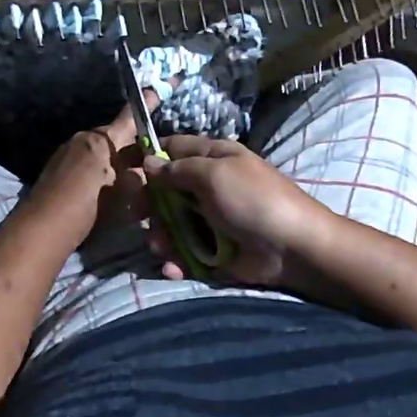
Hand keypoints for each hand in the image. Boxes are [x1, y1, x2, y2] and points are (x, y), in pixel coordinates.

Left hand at [23, 106, 143, 240]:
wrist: (42, 227)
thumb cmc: (88, 206)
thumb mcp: (122, 194)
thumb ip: (137, 180)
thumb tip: (141, 173)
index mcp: (102, 140)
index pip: (129, 118)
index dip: (145, 105)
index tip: (156, 91)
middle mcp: (83, 140)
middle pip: (114, 139)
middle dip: (131, 149)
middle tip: (148, 166)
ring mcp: (65, 155)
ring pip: (99, 154)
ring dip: (113, 165)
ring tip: (128, 185)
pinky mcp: (55, 172)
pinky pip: (84, 166)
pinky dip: (98, 175)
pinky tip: (104, 195)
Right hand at [143, 135, 331, 287]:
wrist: (292, 248)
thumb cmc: (253, 200)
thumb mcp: (214, 174)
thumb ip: (177, 168)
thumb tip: (147, 161)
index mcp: (211, 158)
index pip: (170, 149)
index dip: (146, 157)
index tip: (123, 169)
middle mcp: (206, 186)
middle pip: (162, 191)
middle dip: (149, 205)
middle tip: (141, 217)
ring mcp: (207, 219)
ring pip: (168, 224)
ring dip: (160, 237)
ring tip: (162, 248)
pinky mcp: (210, 248)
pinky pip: (182, 252)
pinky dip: (175, 261)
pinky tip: (174, 267)